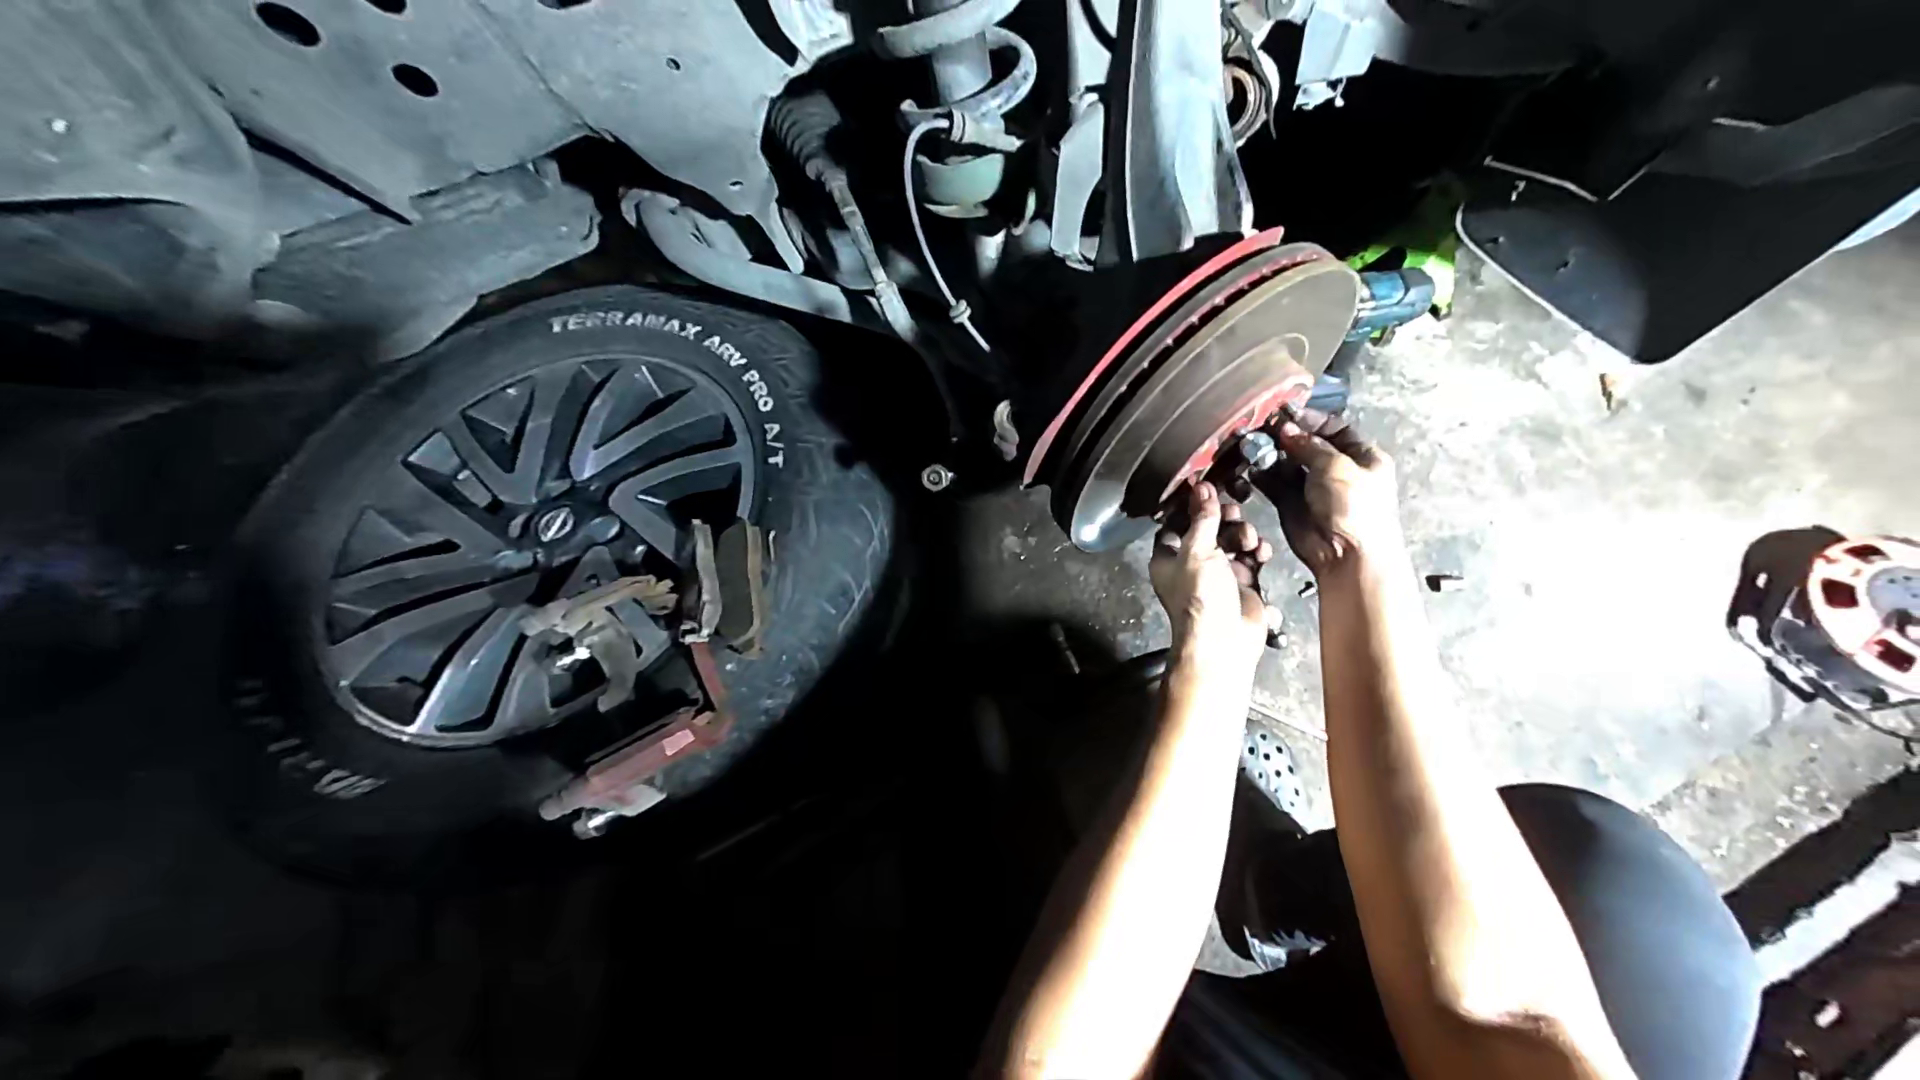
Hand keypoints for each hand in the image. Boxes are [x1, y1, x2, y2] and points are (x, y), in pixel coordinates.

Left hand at [1150, 481, 1273, 668]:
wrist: (1224, 642)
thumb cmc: (1201, 594)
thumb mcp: (1197, 551)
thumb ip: (1202, 518)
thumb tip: (1199, 487)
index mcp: (1168, 557)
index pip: (1176, 523)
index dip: (1192, 506)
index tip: (1210, 489)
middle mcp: (1191, 565)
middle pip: (1209, 530)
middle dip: (1225, 520)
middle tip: (1234, 514)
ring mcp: (1218, 575)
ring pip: (1233, 543)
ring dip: (1244, 536)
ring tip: (1249, 541)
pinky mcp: (1242, 586)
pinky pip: (1251, 561)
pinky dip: (1257, 555)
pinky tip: (1261, 555)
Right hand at [1265, 409, 1403, 576]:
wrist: (1347, 554)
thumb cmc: (1353, 506)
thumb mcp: (1336, 466)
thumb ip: (1308, 444)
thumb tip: (1284, 428)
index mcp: (1361, 456)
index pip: (1333, 427)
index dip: (1309, 419)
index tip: (1283, 413)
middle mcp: (1335, 469)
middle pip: (1306, 444)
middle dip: (1283, 436)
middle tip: (1258, 429)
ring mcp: (1311, 487)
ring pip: (1286, 463)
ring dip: (1269, 454)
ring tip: (1249, 446)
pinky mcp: (1291, 504)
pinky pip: (1273, 484)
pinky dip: (1260, 475)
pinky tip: (1248, 467)